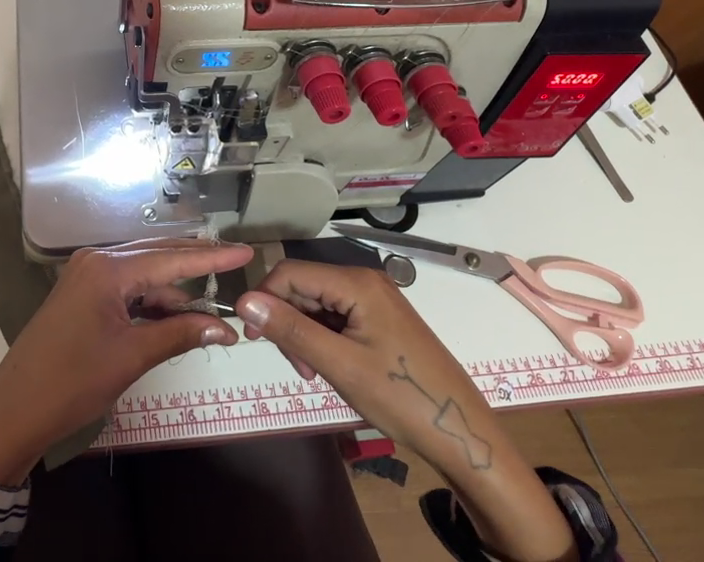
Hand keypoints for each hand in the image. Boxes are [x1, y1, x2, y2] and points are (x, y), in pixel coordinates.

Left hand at [0, 238, 252, 484]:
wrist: (15, 409)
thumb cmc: (72, 381)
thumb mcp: (132, 357)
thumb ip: (179, 334)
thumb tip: (225, 328)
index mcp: (107, 268)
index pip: (171, 258)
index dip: (212, 258)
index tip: (247, 251)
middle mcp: (96, 261)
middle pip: (157, 256)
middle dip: (196, 265)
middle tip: (236, 265)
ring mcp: (86, 277)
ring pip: (143, 275)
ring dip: (174, 293)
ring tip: (210, 314)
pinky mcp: (82, 295)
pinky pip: (127, 290)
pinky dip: (152, 303)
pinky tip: (176, 319)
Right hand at [235, 260, 475, 457]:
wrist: (459, 430)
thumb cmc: (400, 396)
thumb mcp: (339, 364)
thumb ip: (290, 329)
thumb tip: (243, 300)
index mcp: (356, 282)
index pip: (290, 273)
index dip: (264, 299)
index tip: (253, 338)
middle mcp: (365, 280)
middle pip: (304, 286)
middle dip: (287, 321)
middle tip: (297, 367)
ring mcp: (375, 300)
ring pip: (318, 303)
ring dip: (304, 334)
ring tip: (314, 373)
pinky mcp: (380, 319)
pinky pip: (337, 316)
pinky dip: (324, 339)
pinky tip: (329, 367)